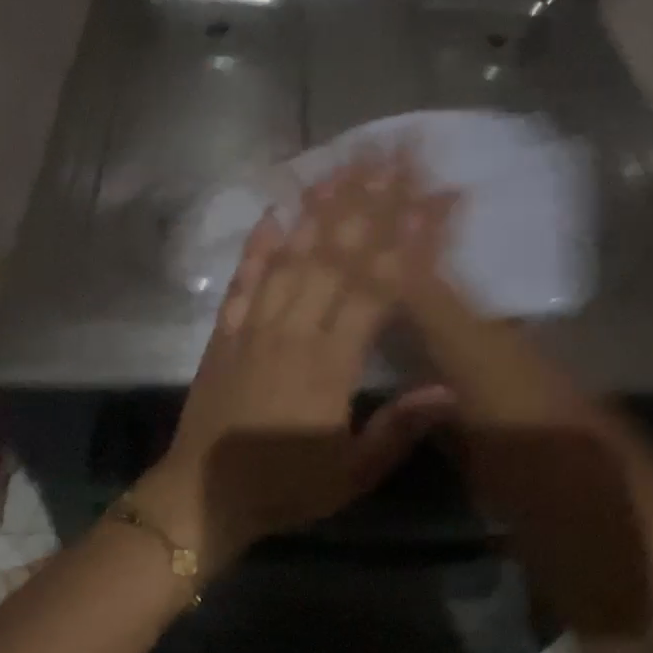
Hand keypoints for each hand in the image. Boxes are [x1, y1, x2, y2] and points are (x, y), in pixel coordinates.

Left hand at [136, 147, 455, 568]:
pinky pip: (243, 281)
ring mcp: (254, 327)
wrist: (202, 497)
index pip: (376, 289)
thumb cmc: (285, 489)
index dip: (407, 241)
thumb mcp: (352, 473)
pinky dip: (258, 246)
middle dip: (368, 203)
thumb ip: (398, 428)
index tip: (431, 199)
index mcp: (330, 365)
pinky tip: (274, 213)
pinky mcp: (224, 333)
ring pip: (291, 257)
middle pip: (336, 257)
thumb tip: (450, 388)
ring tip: (342, 166)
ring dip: (318, 210)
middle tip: (391, 156)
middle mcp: (293, 332)